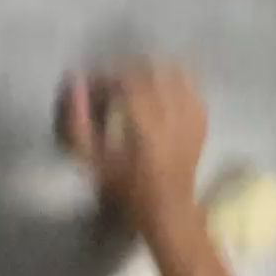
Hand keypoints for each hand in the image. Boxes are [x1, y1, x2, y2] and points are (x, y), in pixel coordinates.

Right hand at [63, 62, 207, 242]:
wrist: (168, 208)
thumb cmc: (126, 188)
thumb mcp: (93, 161)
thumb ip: (78, 122)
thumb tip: (73, 84)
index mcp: (144, 124)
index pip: (126, 79)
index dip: (107, 74)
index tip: (95, 81)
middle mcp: (171, 114)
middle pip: (151, 70)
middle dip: (129, 67)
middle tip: (114, 77)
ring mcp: (190, 115)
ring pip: (175, 71)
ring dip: (153, 68)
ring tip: (137, 76)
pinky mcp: (201, 119)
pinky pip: (192, 85)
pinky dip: (176, 77)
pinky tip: (163, 84)